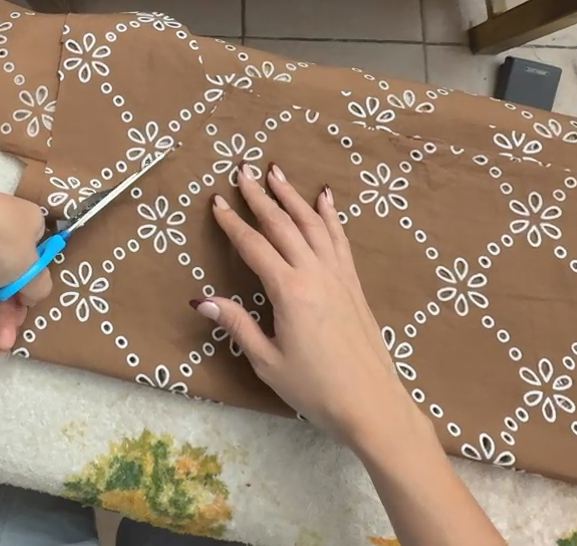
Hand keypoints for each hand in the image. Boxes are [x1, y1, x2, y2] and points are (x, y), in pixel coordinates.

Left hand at [0, 189, 53, 354]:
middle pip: (6, 276)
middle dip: (5, 314)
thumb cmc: (2, 242)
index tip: (25, 312)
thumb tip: (33, 294)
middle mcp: (1, 227)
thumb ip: (39, 286)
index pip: (33, 258)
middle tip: (3, 344)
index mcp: (28, 223)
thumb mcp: (32, 269)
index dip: (29, 288)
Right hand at [196, 164, 431, 455]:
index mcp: (289, 291)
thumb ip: (238, 325)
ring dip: (291, 195)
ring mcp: (337, 275)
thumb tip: (202, 299)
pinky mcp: (353, 283)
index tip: (217, 201)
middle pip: (282, 224)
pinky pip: (339, 239)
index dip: (232, 223)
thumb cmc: (316, 390)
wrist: (374, 406)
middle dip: (260, 195)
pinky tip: (324, 197)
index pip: (254, 246)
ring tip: (275, 171)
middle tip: (242, 170)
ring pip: (311, 223)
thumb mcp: (268, 362)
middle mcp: (314, 273)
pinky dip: (329, 215)